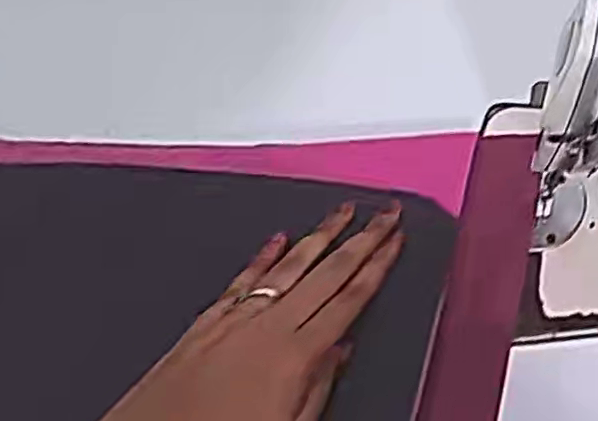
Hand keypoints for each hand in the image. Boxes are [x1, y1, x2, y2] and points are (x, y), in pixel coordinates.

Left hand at [100, 201, 406, 420]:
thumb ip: (317, 388)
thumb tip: (342, 349)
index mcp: (296, 355)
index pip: (352, 296)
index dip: (379, 264)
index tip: (398, 239)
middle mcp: (270, 329)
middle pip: (330, 271)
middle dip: (365, 237)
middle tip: (388, 211)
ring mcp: (233, 325)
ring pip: (290, 266)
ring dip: (322, 235)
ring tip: (345, 210)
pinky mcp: (199, 331)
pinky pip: (239, 284)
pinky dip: (261, 258)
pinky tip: (278, 238)